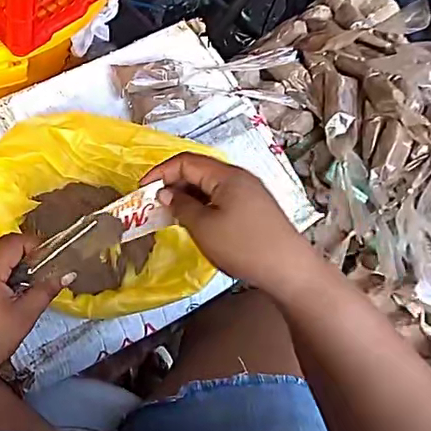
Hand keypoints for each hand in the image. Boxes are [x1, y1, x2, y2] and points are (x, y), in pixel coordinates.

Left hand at [0, 234, 64, 379]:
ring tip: (35, 281)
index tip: (54, 258)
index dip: (37, 245)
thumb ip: (46, 290)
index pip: (14, 241)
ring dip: (17, 263)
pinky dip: (5, 272)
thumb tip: (68, 274)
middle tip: (48, 269)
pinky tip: (17, 291)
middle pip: (4, 245)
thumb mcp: (24, 315)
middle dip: (28, 252)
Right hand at [143, 152, 323, 297]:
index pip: (185, 161)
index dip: (160, 172)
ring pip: (209, 186)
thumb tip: (165, 194)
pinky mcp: (254, 208)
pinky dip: (202, 205)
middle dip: (172, 184)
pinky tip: (194, 222)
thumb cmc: (244, 247)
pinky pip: (221, 198)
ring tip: (170, 215)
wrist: (288, 269)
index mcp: (226, 175)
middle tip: (153, 204)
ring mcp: (249, 192)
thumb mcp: (204, 227)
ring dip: (187, 196)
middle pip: (198, 170)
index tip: (142, 190)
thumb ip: (181, 206)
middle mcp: (239, 177)